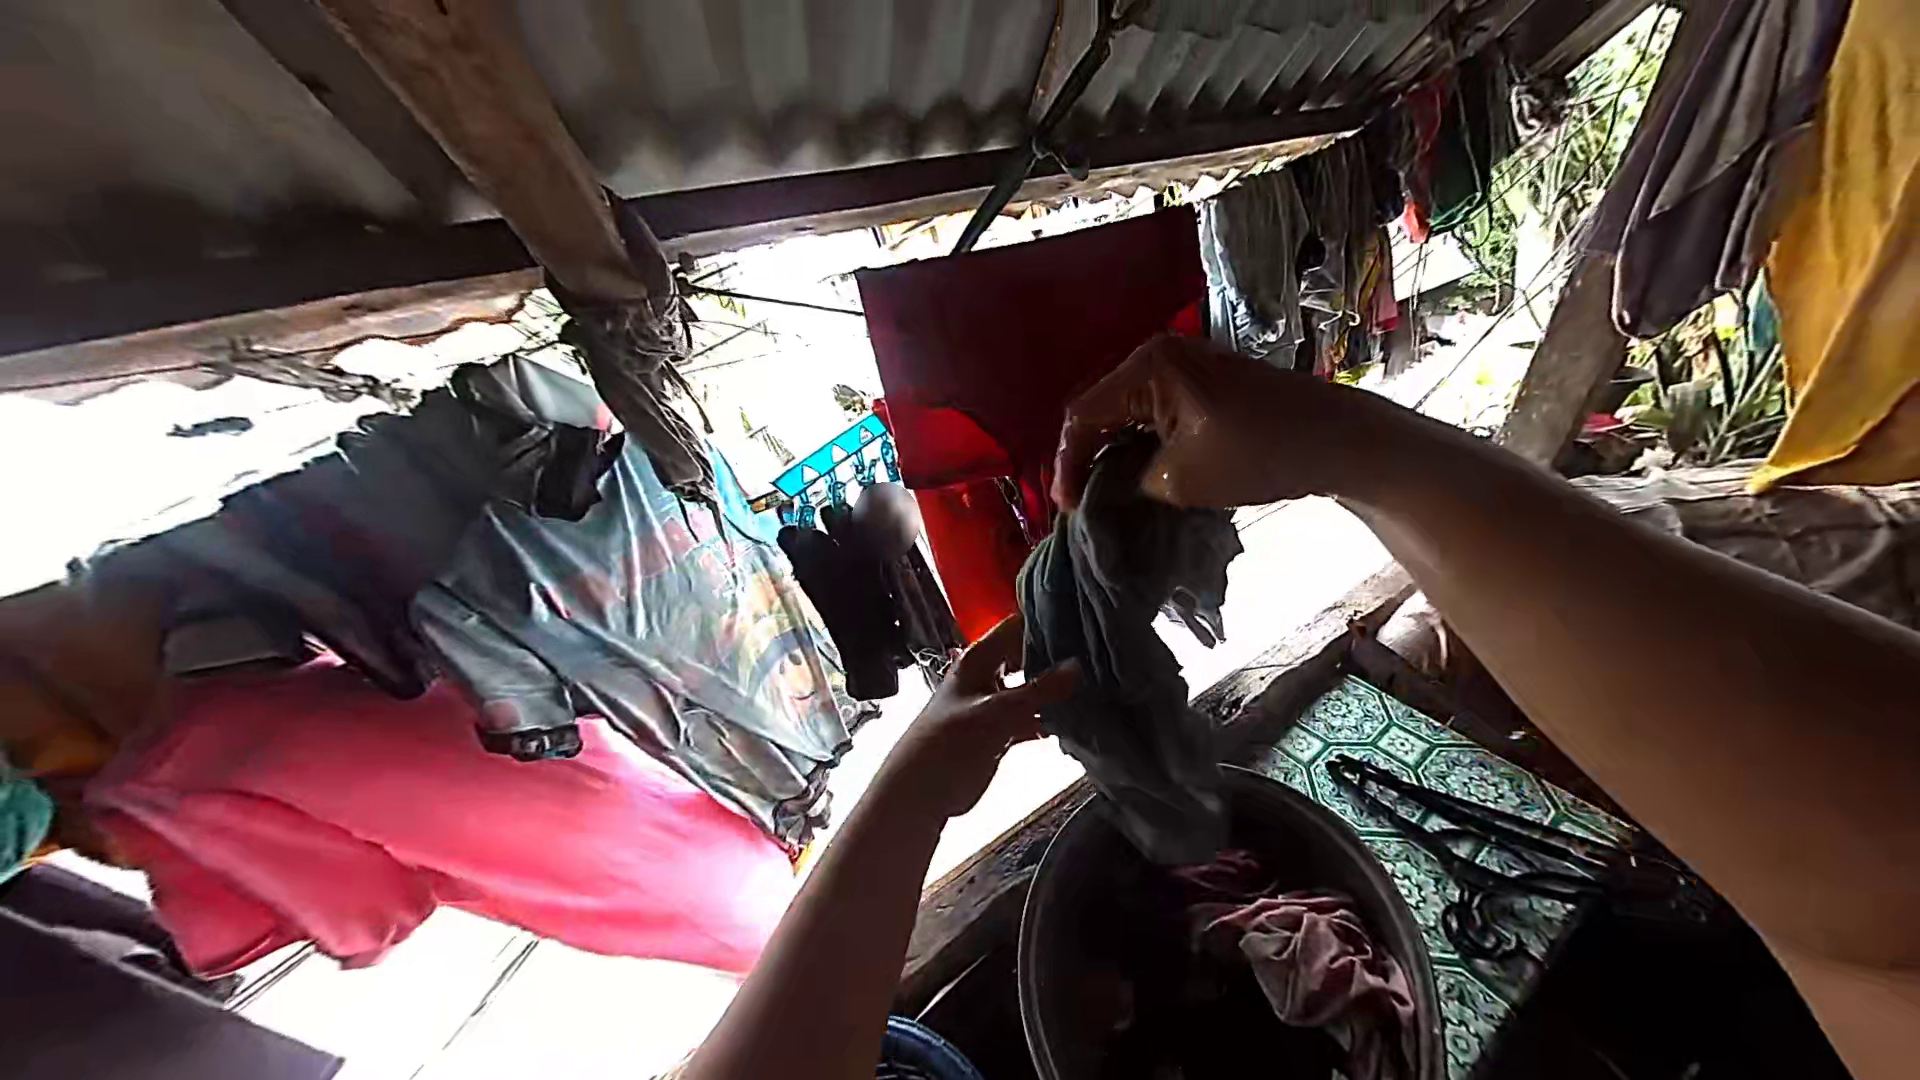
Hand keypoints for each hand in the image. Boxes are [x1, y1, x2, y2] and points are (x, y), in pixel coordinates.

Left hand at [877, 617, 1076, 820]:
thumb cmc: (949, 741)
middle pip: (1025, 657)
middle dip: (1054, 657)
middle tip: (1092, 657)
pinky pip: (1027, 718)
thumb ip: (1039, 691)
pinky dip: (1045, 720)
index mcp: (979, 660)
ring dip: (1052, 692)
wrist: (922, 791)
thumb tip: (1076, 667)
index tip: (1079, 623)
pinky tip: (1070, 723)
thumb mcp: (998, 712)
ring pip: (1028, 689)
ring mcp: (992, 704)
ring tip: (1090, 687)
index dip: (1043, 621)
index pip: (1014, 627)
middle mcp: (986, 676)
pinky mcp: (997, 731)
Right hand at [1052, 334, 1386, 510]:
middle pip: (1099, 410)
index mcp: (1149, 368)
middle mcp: (1158, 356)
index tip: (1066, 506)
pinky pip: (1148, 412)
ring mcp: (1181, 366)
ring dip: (1109, 452)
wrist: (1339, 440)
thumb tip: (1098, 491)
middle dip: (1084, 457)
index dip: (1067, 463)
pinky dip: (1135, 443)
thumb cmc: (1258, 454)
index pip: (1083, 416)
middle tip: (1077, 501)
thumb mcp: (1178, 479)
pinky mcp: (1198, 382)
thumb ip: (1125, 482)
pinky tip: (1129, 473)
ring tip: (1097, 493)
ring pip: (1122, 413)